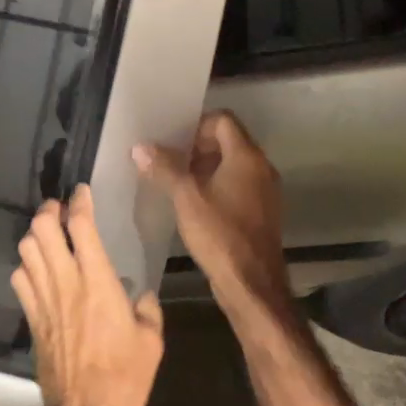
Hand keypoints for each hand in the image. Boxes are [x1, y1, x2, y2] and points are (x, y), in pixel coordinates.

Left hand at [10, 185, 164, 405]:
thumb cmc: (125, 377)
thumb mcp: (151, 342)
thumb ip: (148, 310)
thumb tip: (144, 295)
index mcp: (98, 281)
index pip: (81, 226)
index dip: (79, 202)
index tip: (81, 191)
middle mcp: (66, 281)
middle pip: (43, 228)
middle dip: (49, 210)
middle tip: (59, 209)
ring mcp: (44, 298)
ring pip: (26, 248)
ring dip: (35, 235)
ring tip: (47, 233)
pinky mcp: (31, 316)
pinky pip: (19, 278)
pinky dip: (25, 265)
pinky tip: (36, 269)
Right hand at [134, 111, 290, 316]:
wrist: (252, 285)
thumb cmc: (219, 234)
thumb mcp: (185, 197)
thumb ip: (164, 167)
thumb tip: (140, 147)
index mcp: (246, 158)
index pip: (223, 120)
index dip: (197, 124)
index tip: (175, 142)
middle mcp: (261, 168)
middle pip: (228, 140)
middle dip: (197, 146)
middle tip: (170, 160)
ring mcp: (264, 191)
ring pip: (233, 164)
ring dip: (205, 167)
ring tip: (177, 181)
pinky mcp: (262, 212)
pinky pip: (238, 184)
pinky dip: (217, 185)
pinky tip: (194, 203)